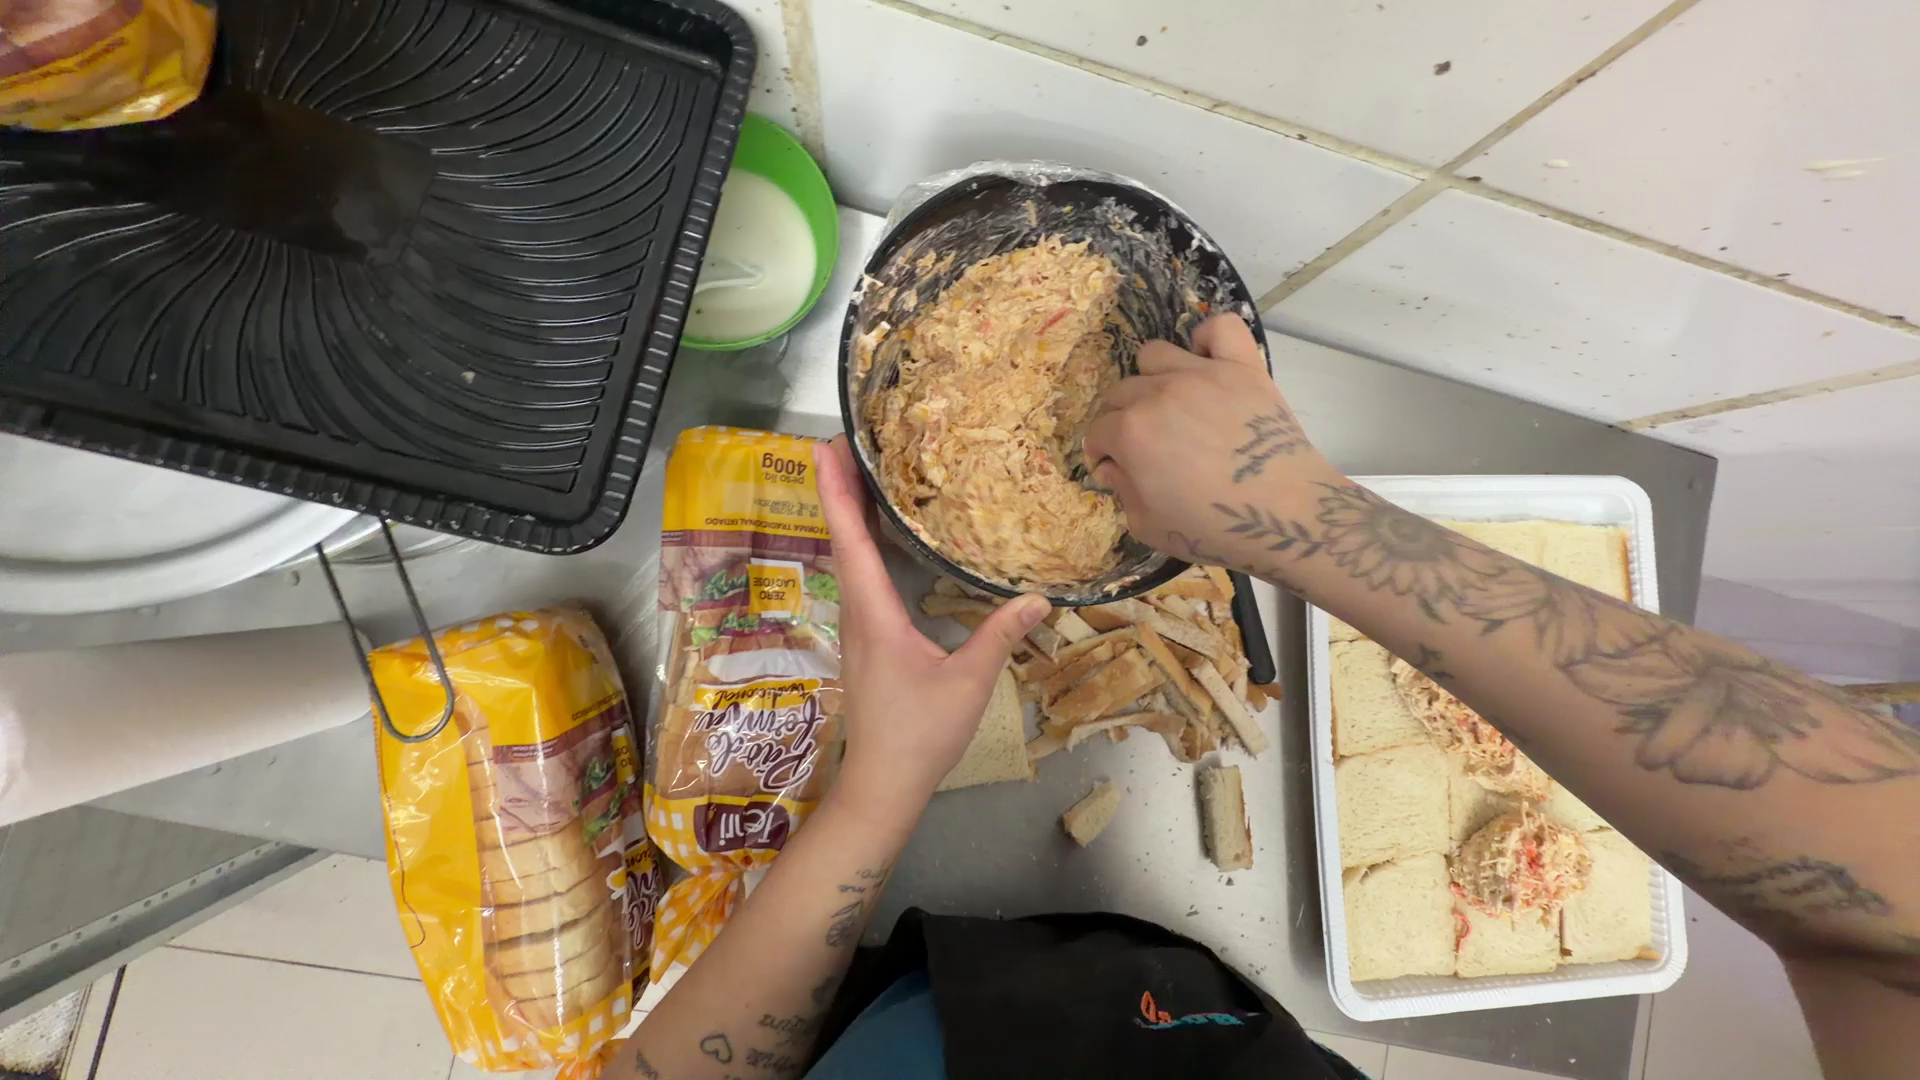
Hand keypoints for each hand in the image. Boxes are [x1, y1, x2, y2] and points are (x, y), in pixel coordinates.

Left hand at [814, 436, 1048, 816]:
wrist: (884, 781)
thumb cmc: (920, 733)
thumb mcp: (969, 683)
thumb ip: (1000, 636)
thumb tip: (1039, 597)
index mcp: (874, 613)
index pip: (851, 541)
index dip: (837, 493)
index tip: (824, 449)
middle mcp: (857, 611)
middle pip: (843, 540)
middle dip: (839, 489)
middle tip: (840, 443)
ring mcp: (858, 626)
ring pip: (847, 558)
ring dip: (847, 515)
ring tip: (855, 474)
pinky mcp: (866, 639)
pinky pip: (858, 577)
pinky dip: (861, 544)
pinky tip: (877, 537)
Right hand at [1084, 314, 1339, 565]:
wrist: (1285, 516)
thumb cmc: (1212, 528)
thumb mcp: (1147, 525)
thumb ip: (1122, 492)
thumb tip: (1114, 466)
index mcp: (1131, 432)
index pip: (1098, 431)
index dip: (1101, 453)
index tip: (1114, 468)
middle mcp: (1159, 393)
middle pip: (1120, 392)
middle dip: (1120, 420)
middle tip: (1143, 444)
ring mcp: (1203, 374)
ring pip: (1154, 354)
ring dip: (1151, 379)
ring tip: (1169, 403)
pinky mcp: (1243, 367)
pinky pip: (1219, 328)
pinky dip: (1206, 340)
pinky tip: (1205, 364)